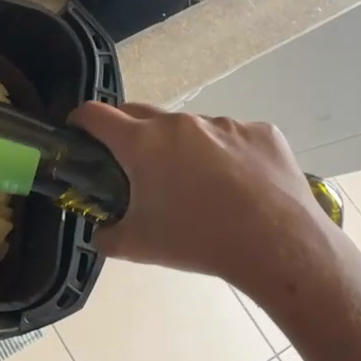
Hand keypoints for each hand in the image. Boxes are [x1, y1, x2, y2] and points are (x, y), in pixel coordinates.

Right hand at [67, 102, 343, 289]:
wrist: (282, 248)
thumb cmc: (198, 241)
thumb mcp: (137, 246)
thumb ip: (105, 235)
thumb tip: (98, 233)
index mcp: (141, 143)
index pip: (94, 114)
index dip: (79, 121)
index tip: (78, 134)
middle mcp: (178, 123)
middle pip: (137, 112)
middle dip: (126, 131)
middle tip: (132, 164)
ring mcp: (223, 124)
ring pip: (187, 127)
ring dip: (179, 145)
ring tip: (196, 183)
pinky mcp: (262, 132)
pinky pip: (231, 136)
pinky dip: (225, 153)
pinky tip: (238, 185)